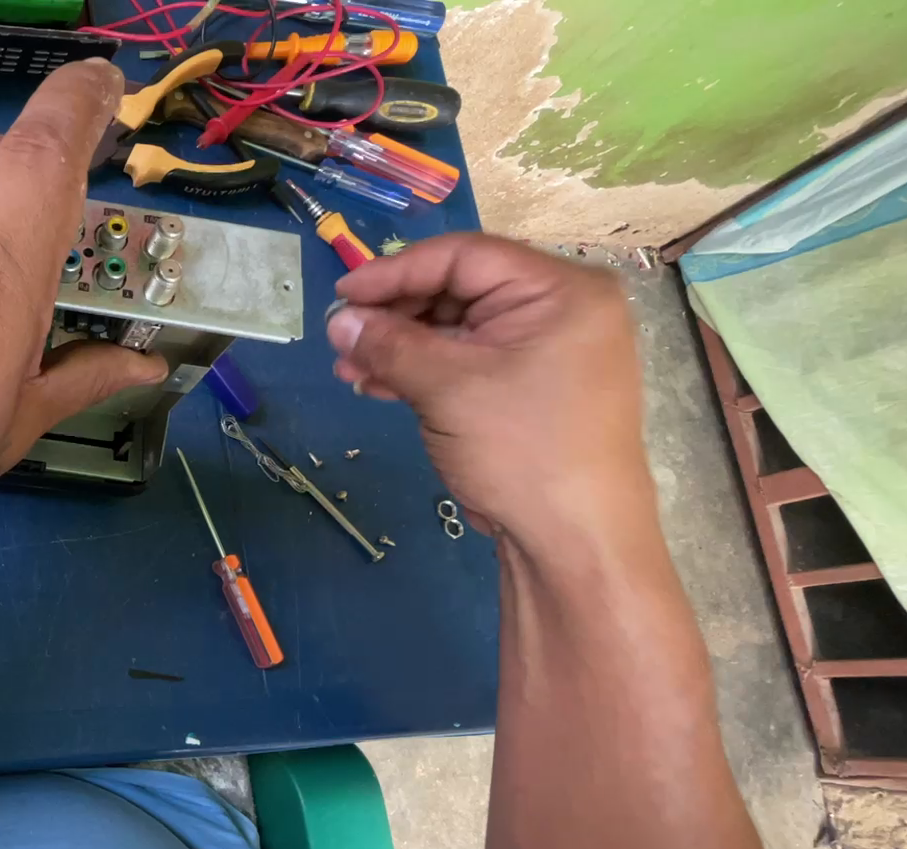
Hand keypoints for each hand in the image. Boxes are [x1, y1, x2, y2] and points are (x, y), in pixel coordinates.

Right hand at [325, 233, 650, 545]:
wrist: (569, 534)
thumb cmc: (521, 448)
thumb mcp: (447, 389)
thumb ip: (389, 346)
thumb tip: (337, 321)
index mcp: (558, 292)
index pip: (464, 257)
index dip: (395, 272)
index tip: (341, 297)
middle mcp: (553, 311)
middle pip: (456, 291)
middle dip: (392, 315)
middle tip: (341, 338)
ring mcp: (536, 351)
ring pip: (451, 331)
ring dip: (396, 347)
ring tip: (348, 370)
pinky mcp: (517, 387)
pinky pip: (459, 362)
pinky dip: (415, 371)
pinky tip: (375, 385)